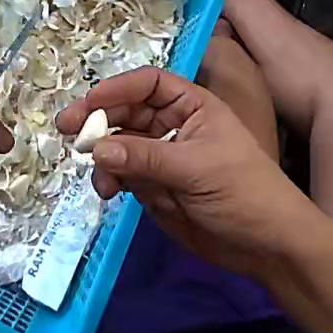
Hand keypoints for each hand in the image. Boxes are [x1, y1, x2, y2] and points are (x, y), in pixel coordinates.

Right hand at [56, 67, 316, 280]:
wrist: (266, 246)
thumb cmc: (243, 192)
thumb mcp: (195, 168)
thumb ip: (144, 156)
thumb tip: (97, 149)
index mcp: (191, 106)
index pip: (148, 85)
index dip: (118, 88)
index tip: (89, 102)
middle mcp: (172, 125)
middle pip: (125, 111)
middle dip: (97, 119)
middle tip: (67, 129)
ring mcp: (159, 155)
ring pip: (117, 143)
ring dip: (101, 154)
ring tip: (96, 174)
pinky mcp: (152, 184)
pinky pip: (120, 173)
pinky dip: (108, 179)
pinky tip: (107, 192)